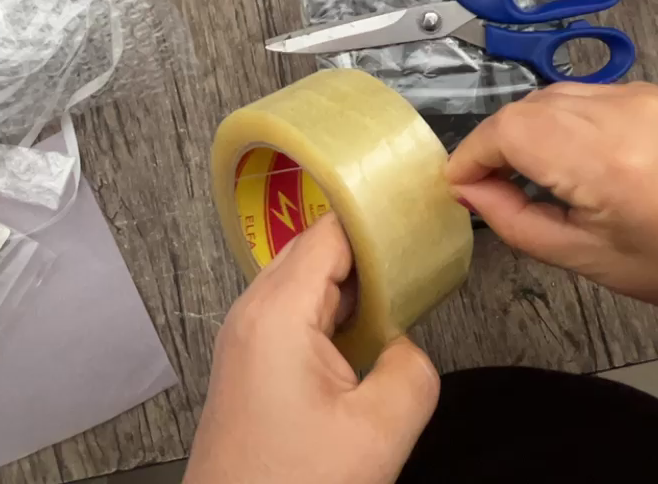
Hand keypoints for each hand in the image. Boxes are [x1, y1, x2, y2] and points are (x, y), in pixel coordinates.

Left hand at [185, 216, 439, 483]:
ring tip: (396, 291)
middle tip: (413, 255)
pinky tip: (361, 332)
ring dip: (348, 283)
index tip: (413, 220)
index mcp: (277, 312)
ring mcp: (244, 335)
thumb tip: (405, 344)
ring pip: (303, 280)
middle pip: (313, 250)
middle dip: (364, 249)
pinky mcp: (248, 360)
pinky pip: (293, 311)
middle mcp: (252, 310)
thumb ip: (411, 373)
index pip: (328, 233)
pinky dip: (329, 310)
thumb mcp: (376, 436)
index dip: (372, 223)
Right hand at [446, 81, 657, 338]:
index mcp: (604, 158)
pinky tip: (571, 158)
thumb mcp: (596, 262)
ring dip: (527, 128)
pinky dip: (562, 119)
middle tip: (487, 187)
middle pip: (524, 108)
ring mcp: (642, 93)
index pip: (505, 132)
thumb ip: (520, 222)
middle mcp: (619, 109)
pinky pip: (587, 95)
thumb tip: (473, 194)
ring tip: (528, 175)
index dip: (471, 157)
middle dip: (495, 143)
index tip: (458, 187)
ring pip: (553, 96)